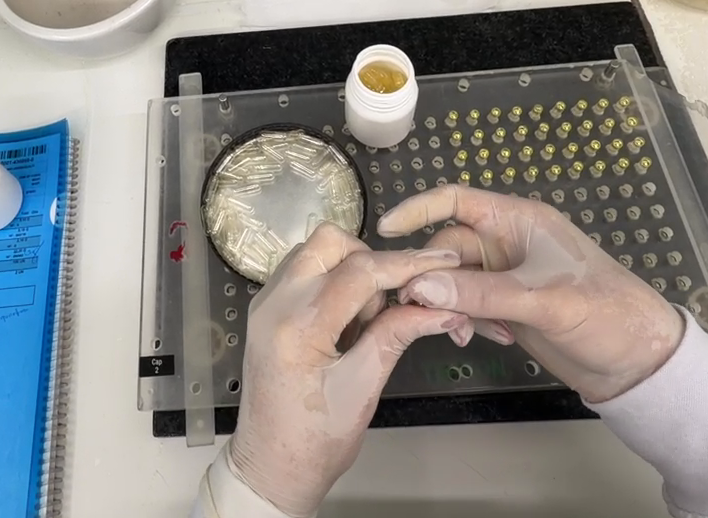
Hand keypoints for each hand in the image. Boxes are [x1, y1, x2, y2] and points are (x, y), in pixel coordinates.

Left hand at [227, 222, 469, 515]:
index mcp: (298, 325)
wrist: (269, 465)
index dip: (405, 264)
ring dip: (349, 268)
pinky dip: (331, 278)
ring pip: (315, 249)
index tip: (441, 262)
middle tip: (388, 303)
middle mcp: (275, 300)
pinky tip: (343, 318)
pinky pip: (303, 267)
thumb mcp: (362, 390)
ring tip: (363, 319)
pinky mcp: (266, 305)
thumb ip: (396, 336)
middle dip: (370, 261)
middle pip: (330, 242)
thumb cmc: (315, 440)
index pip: (359, 271)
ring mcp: (266, 299)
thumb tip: (439, 307)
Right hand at [378, 185, 682, 402]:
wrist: (643, 366)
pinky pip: (467, 304)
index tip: (384, 230)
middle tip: (415, 305)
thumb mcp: (543, 300)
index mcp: (517, 220)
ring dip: (449, 304)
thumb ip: (479, 292)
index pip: (455, 201)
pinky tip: (478, 339)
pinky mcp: (507, 306)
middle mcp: (506, 242)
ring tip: (458, 332)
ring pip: (454, 279)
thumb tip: (418, 286)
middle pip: (448, 246)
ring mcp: (505, 275)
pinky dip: (465, 320)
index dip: (417, 209)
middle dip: (432, 274)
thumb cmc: (605, 312)